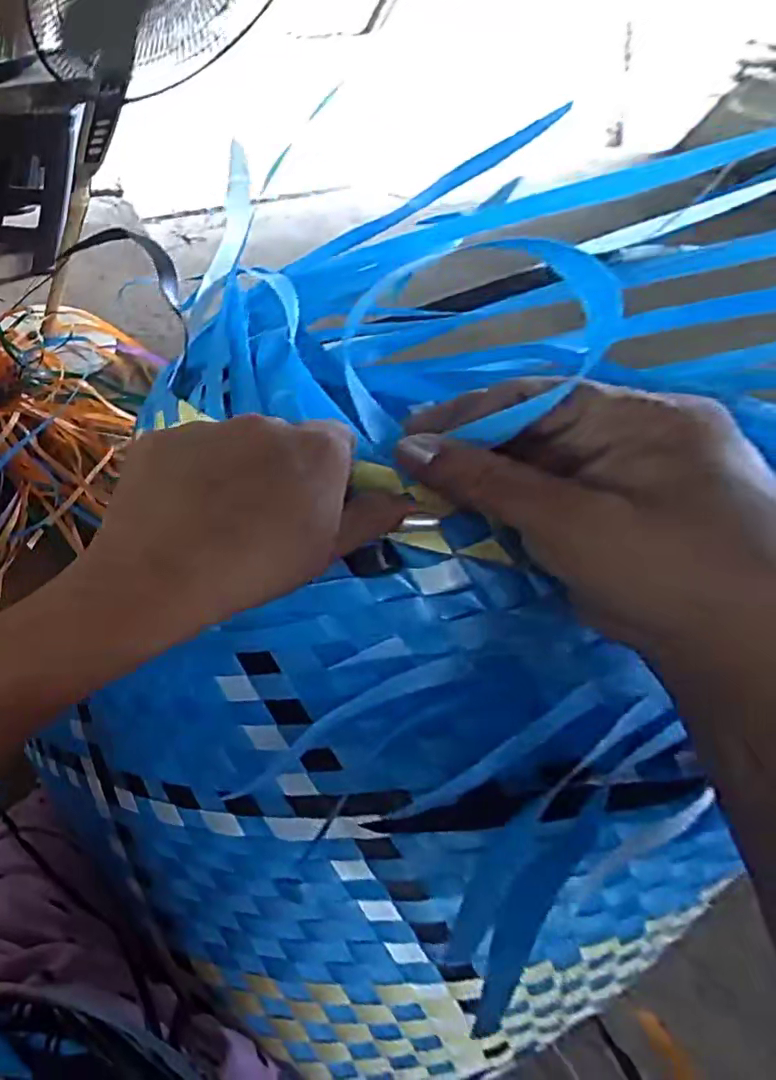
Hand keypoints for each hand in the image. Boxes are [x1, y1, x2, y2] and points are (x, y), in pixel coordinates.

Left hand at [54, 416, 410, 642]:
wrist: (155, 577)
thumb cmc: (249, 570)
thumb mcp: (323, 551)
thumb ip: (367, 517)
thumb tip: (399, 498)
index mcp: (316, 445)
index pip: (331, 444)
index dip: (318, 475)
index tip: (298, 507)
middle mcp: (260, 423)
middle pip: (274, 438)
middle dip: (267, 466)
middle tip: (243, 513)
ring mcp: (201, 427)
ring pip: (221, 442)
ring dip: (219, 466)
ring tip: (199, 513)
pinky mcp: (154, 439)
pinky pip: (175, 451)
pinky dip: (174, 471)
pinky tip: (165, 505)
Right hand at [397, 378, 775, 671]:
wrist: (743, 643)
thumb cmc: (663, 566)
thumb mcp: (563, 518)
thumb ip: (481, 479)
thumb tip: (406, 447)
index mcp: (638, 419)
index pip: (532, 398)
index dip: (462, 416)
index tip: (401, 443)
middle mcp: (628, 437)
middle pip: (523, 430)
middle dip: (460, 453)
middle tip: (403, 478)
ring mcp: (616, 476)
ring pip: (521, 465)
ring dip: (470, 483)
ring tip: (421, 501)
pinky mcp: (601, 512)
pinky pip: (533, 494)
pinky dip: (492, 505)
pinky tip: (458, 518)